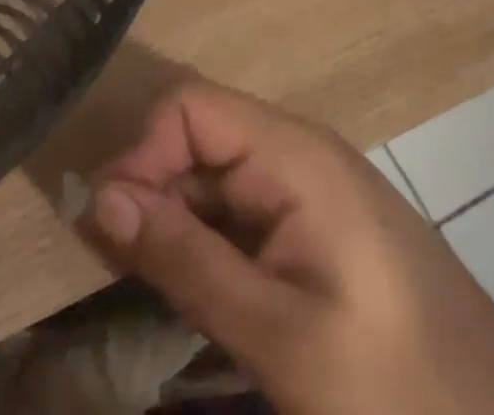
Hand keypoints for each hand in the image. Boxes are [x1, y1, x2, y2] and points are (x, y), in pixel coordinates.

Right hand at [88, 83, 493, 414]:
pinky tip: (204, 298)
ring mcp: (314, 199)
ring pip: (212, 184)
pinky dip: (206, 248)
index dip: (142, 154)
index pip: (187, 108)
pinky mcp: (319, 235)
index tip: (116, 225)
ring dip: (174, 228)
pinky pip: (240, 218)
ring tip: (160, 290)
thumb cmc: (398, 385)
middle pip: (195, 144)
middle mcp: (302, 160)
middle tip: (126, 269)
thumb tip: (94, 197)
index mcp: (298, 159)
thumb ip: (183, 260)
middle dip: (150, 196)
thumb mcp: (279, 333)